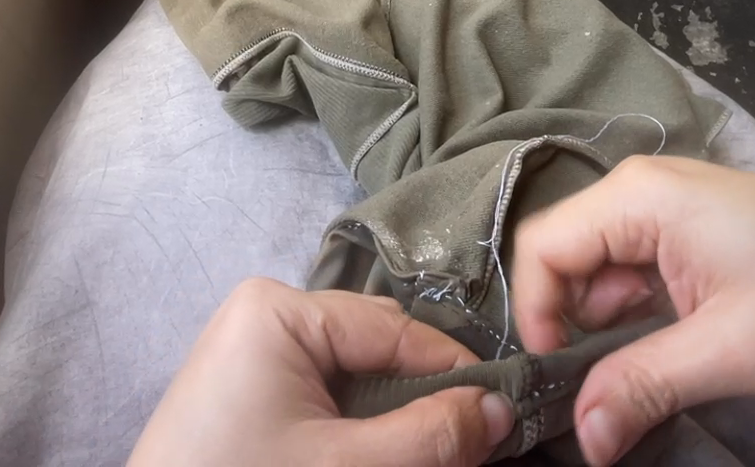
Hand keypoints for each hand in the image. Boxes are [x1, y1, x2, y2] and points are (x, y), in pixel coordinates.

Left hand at [129, 277, 514, 466]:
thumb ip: (429, 437)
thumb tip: (503, 409)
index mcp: (280, 308)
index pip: (391, 326)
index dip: (453, 366)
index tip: (507, 405)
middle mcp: (265, 308)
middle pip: (373, 341)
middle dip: (424, 390)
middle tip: (476, 435)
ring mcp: (252, 343)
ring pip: (352, 366)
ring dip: (395, 408)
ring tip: (434, 445)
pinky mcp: (248, 381)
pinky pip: (322, 384)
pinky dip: (359, 417)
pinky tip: (380, 447)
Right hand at [511, 156, 754, 465]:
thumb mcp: (731, 351)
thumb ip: (644, 385)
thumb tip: (584, 440)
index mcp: (637, 196)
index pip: (545, 245)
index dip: (536, 310)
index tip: (559, 376)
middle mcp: (635, 187)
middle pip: (564, 251)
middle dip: (568, 319)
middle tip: (597, 384)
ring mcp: (656, 201)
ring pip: (592, 261)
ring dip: (601, 318)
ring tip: (639, 368)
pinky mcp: (675, 222)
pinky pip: (625, 262)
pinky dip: (628, 307)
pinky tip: (660, 339)